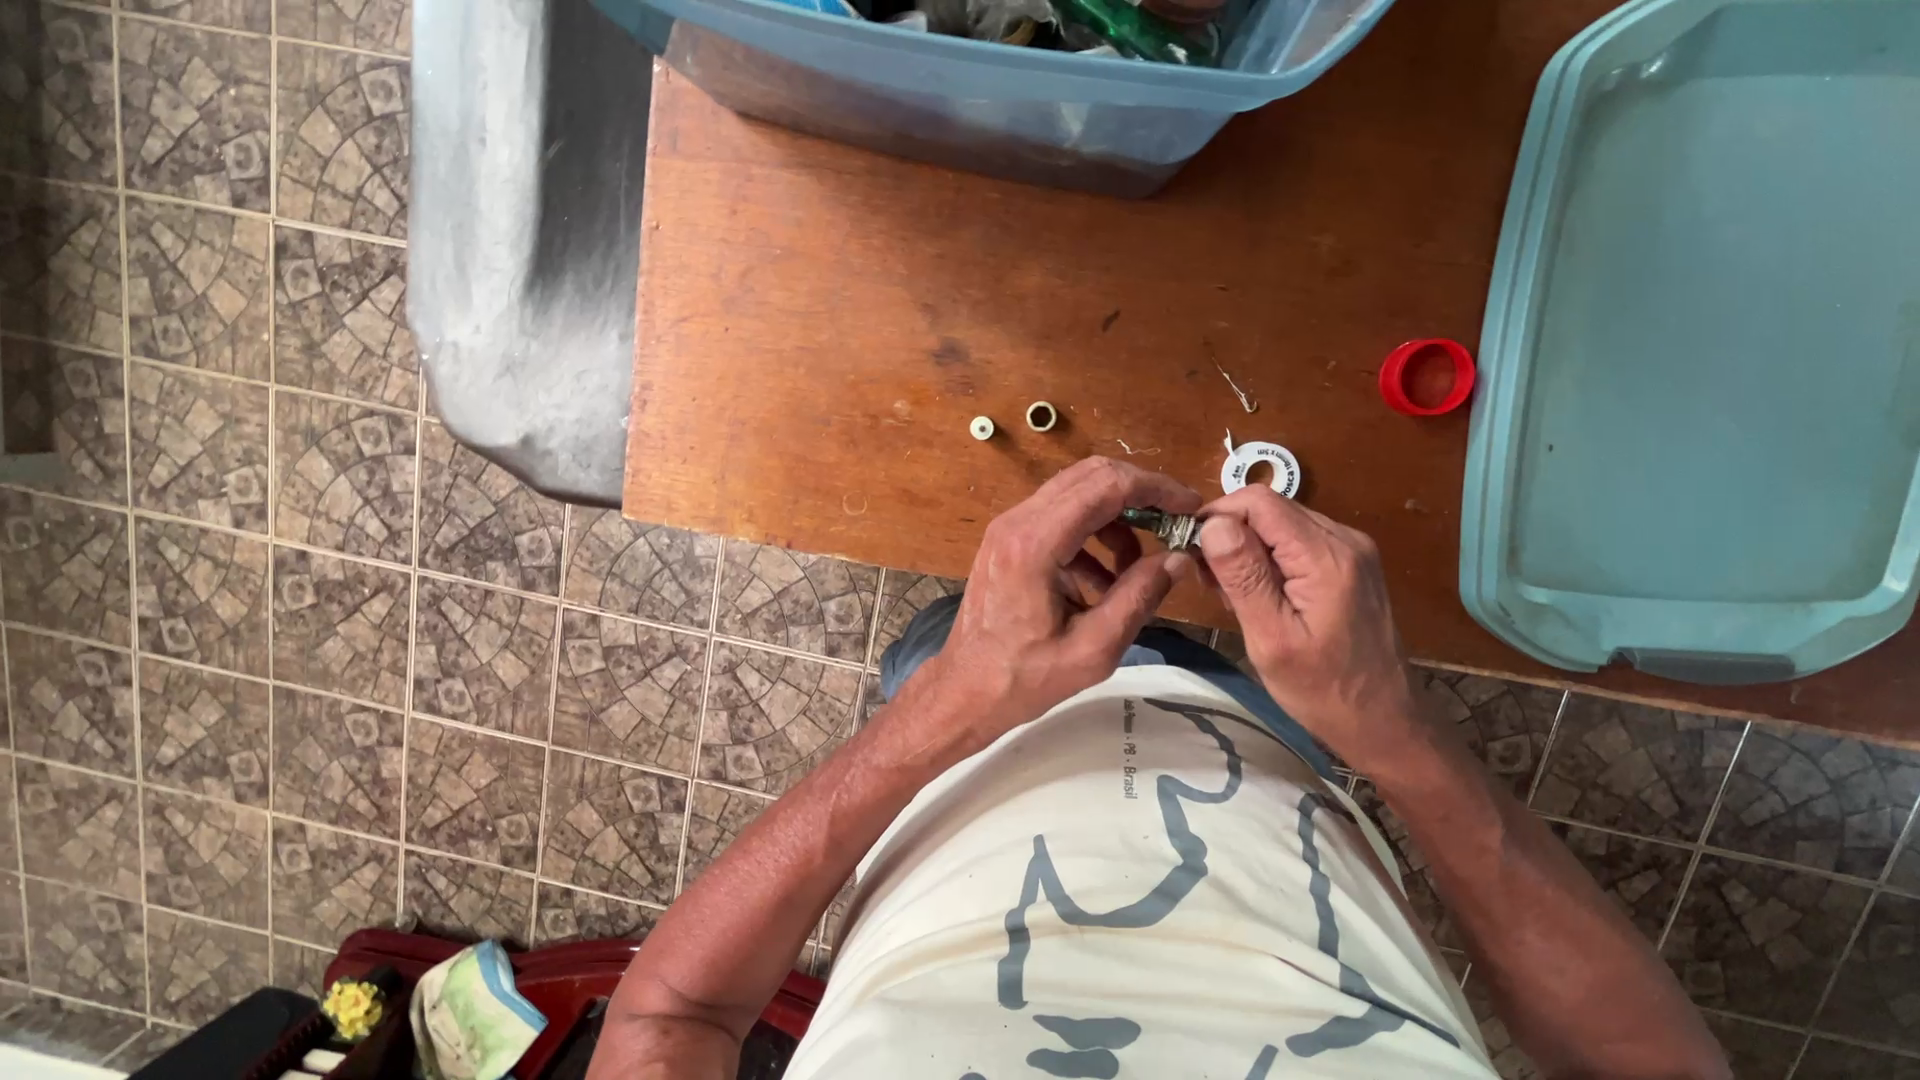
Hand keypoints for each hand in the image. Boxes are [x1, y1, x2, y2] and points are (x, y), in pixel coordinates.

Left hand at [909, 457, 1201, 747]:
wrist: (965, 690)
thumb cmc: (1025, 678)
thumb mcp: (1094, 649)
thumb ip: (1139, 597)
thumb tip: (1180, 558)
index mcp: (1034, 544)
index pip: (1105, 486)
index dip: (1155, 488)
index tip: (1190, 508)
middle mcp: (1016, 522)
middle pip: (1090, 476)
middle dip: (1140, 493)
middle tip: (1174, 525)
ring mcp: (1007, 528)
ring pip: (1075, 493)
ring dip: (1116, 519)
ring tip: (1139, 568)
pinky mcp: (1007, 540)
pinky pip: (1059, 517)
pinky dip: (1091, 536)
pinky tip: (1104, 583)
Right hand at [1195, 486, 1422, 766]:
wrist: (1384, 721)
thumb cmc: (1322, 690)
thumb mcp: (1271, 638)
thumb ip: (1244, 576)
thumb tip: (1212, 524)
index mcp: (1326, 555)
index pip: (1259, 501)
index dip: (1217, 516)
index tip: (1192, 552)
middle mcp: (1344, 539)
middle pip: (1270, 508)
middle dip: (1230, 534)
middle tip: (1210, 583)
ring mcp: (1351, 550)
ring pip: (1281, 524)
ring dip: (1247, 549)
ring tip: (1234, 596)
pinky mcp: (1350, 564)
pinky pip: (1297, 542)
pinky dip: (1269, 559)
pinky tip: (1261, 596)